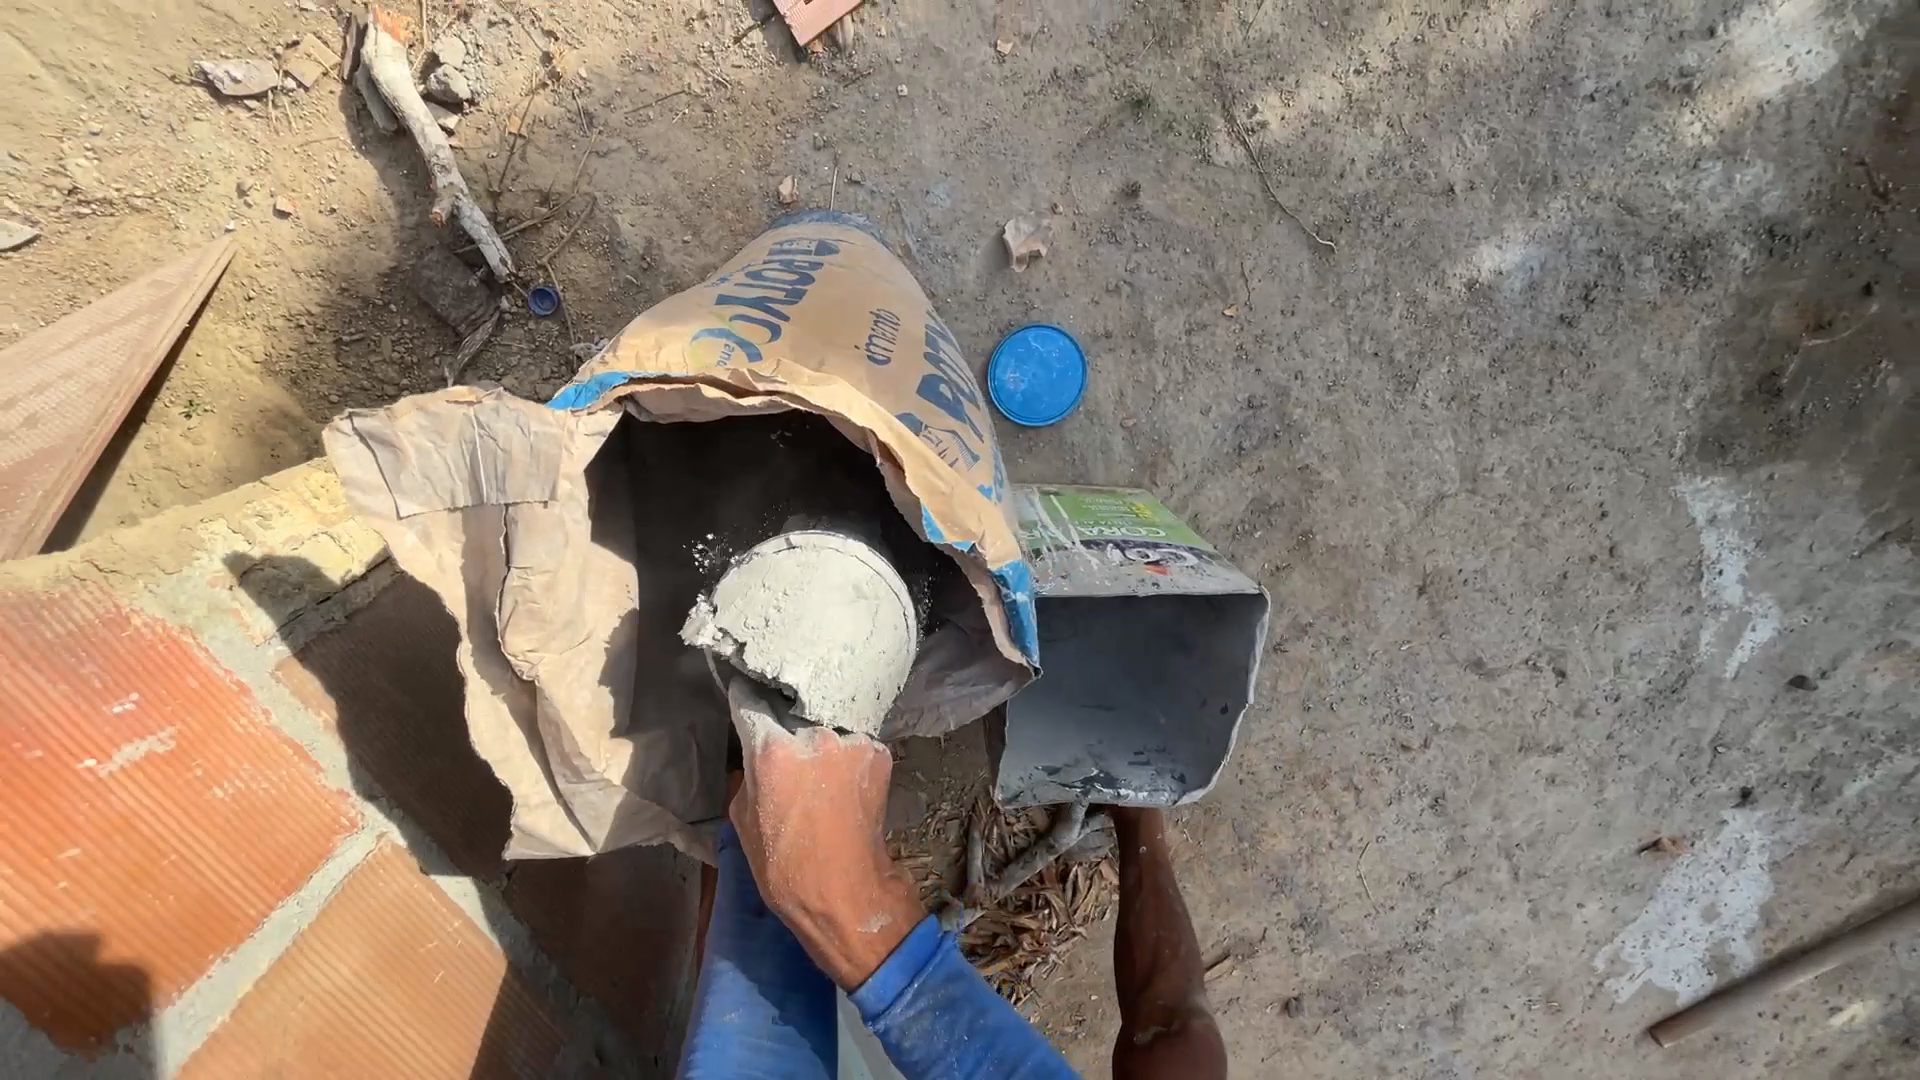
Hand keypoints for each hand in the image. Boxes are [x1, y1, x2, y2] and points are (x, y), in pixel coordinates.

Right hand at [726, 677, 925, 988]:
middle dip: (787, 716)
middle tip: (786, 730)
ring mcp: (852, 740)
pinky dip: (847, 752)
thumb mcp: (742, 819)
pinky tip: (844, 775)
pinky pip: (854, 741)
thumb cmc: (785, 865)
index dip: (746, 698)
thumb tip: (756, 755)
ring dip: (822, 734)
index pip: (751, 702)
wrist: (846, 891)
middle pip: (795, 709)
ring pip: (828, 722)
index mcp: (773, 748)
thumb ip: (749, 773)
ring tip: (820, 757)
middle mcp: (815, 733)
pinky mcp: (878, 751)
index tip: (745, 691)